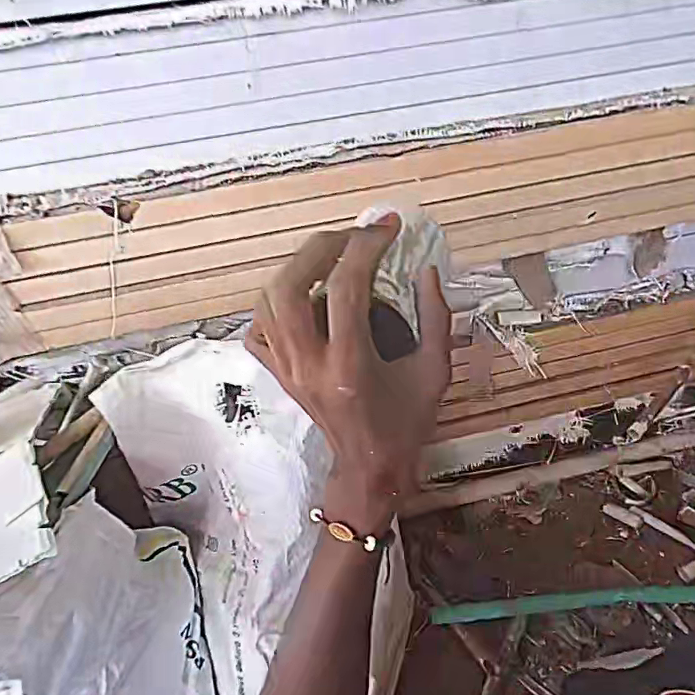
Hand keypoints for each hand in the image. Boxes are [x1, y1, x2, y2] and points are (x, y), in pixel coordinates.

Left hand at [244, 216, 452, 530]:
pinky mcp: (278, 375)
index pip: (346, 287)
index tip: (387, 227)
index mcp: (349, 364)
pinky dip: (272, 305)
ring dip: (295, 269)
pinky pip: (259, 330)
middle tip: (351, 238)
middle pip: (290, 286)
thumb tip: (426, 270)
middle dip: (320, 248)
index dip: (366, 246)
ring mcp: (287, 370)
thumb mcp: (435, 371)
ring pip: (267, 302)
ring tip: (327, 259)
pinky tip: (301, 299)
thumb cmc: (407, 423)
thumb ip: (436, 318)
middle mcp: (308, 364)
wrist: (371, 467)